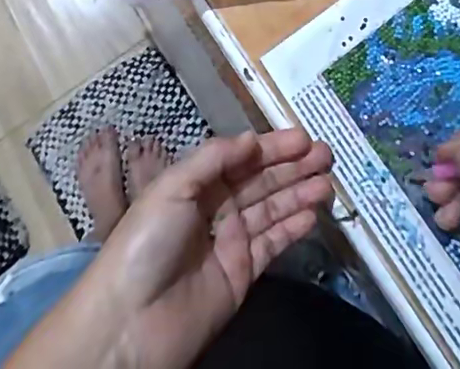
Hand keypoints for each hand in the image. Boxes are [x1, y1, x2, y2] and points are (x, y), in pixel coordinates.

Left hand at [7, 130, 334, 368]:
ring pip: (272, 208)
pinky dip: (293, 227)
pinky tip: (313, 214)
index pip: (241, 157)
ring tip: (328, 182)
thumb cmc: (146, 241)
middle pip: (260, 180)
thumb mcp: (172, 187)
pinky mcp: (242, 272)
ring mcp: (230, 240)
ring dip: (299, 193)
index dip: (271, 146)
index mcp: (196, 182)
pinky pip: (273, 243)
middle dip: (292, 166)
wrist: (131, 321)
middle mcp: (215, 206)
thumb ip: (213, 159)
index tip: (303, 137)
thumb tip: (252, 139)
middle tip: (327, 154)